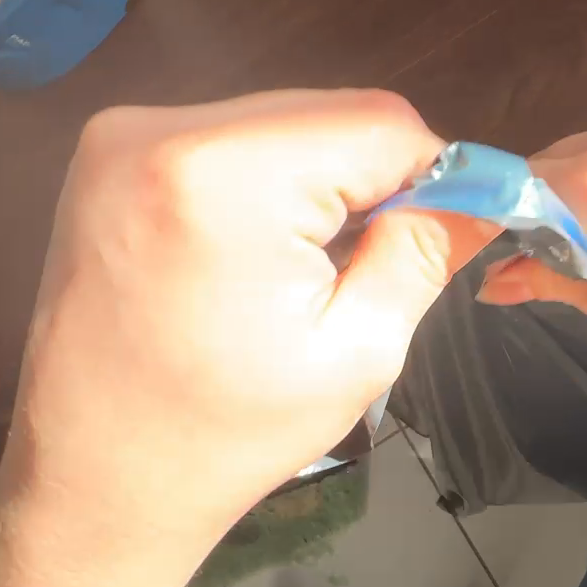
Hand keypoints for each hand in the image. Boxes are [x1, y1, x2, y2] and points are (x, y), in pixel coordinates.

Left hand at [5, 90, 495, 561]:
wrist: (105, 474)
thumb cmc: (237, 430)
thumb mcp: (362, 350)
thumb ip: (424, 255)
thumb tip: (482, 202)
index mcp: (226, 178)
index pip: (381, 123)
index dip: (442, 173)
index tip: (460, 233)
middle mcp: (162, 129)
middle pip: (333, 113)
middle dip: (389, 179)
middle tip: (401, 259)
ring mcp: (125, 136)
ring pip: (291, 124)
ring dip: (339, 184)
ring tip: (334, 268)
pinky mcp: (113, 159)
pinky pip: (242, 142)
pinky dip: (288, 185)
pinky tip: (284, 253)